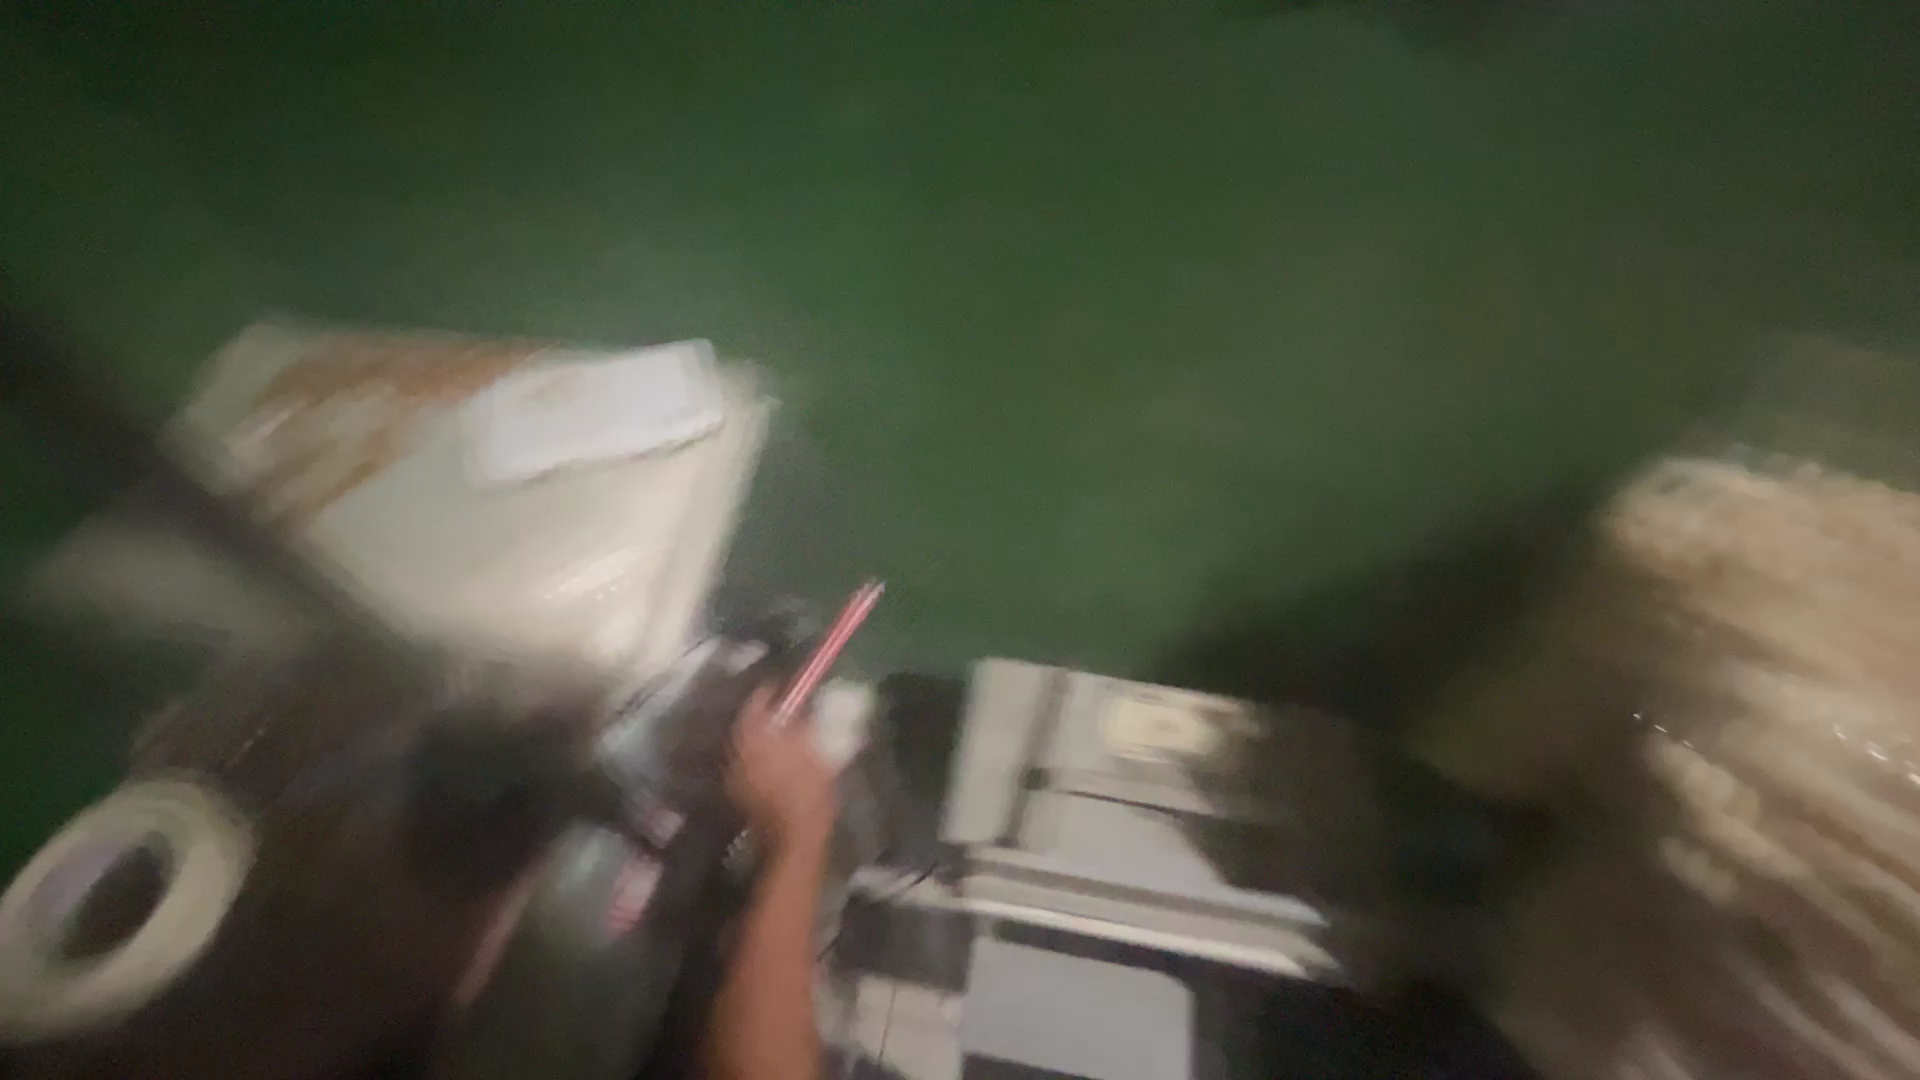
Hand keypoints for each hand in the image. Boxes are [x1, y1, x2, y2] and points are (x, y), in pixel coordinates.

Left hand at [728, 685, 836, 853]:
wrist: (794, 837)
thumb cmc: (808, 789)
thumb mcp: (814, 747)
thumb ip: (804, 722)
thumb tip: (800, 705)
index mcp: (753, 736)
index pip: (755, 703)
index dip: (769, 692)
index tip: (781, 687)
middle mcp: (736, 751)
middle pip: (746, 724)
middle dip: (762, 716)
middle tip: (781, 710)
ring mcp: (733, 774)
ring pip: (744, 745)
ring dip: (759, 737)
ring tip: (780, 734)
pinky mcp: (738, 793)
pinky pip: (746, 764)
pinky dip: (758, 757)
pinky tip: (775, 760)